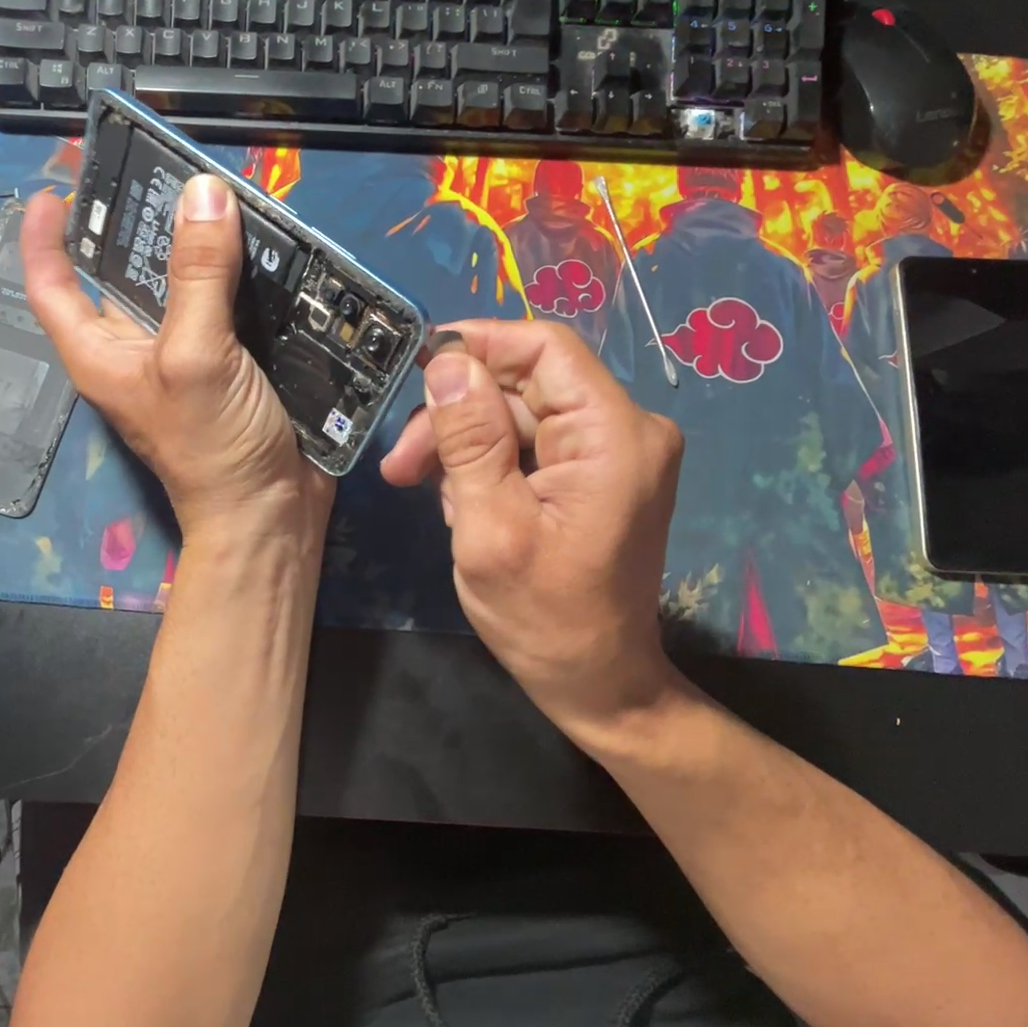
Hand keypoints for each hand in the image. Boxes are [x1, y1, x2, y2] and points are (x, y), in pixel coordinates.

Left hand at [22, 178, 332, 541]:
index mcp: (102, 351)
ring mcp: (188, 357)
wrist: (271, 510)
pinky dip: (244, 279)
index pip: (53, 285)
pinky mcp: (233, 365)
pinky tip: (265, 247)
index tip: (56, 186)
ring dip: (203, 247)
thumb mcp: (195, 355)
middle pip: (125, 275)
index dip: (46, 235)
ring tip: (224, 195)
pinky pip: (231, 308)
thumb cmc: (212, 445)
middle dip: (143, 226)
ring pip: (186, 287)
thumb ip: (198, 276)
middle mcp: (138, 350)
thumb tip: (203, 192)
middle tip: (170, 171)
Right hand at [380, 320, 684, 740]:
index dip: (478, 345)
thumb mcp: (489, 527)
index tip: (416, 367)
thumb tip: (446, 362)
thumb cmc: (543, 617)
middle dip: (458, 417)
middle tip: (400, 464)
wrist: (596, 681)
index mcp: (613, 435)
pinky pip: (534, 445)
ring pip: (522, 416)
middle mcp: (627, 430)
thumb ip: (468, 439)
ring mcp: (616, 453)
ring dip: (466, 447)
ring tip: (426, 493)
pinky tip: (463, 503)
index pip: (544, 349)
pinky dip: (491, 466)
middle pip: (525, 386)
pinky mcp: (600, 474)